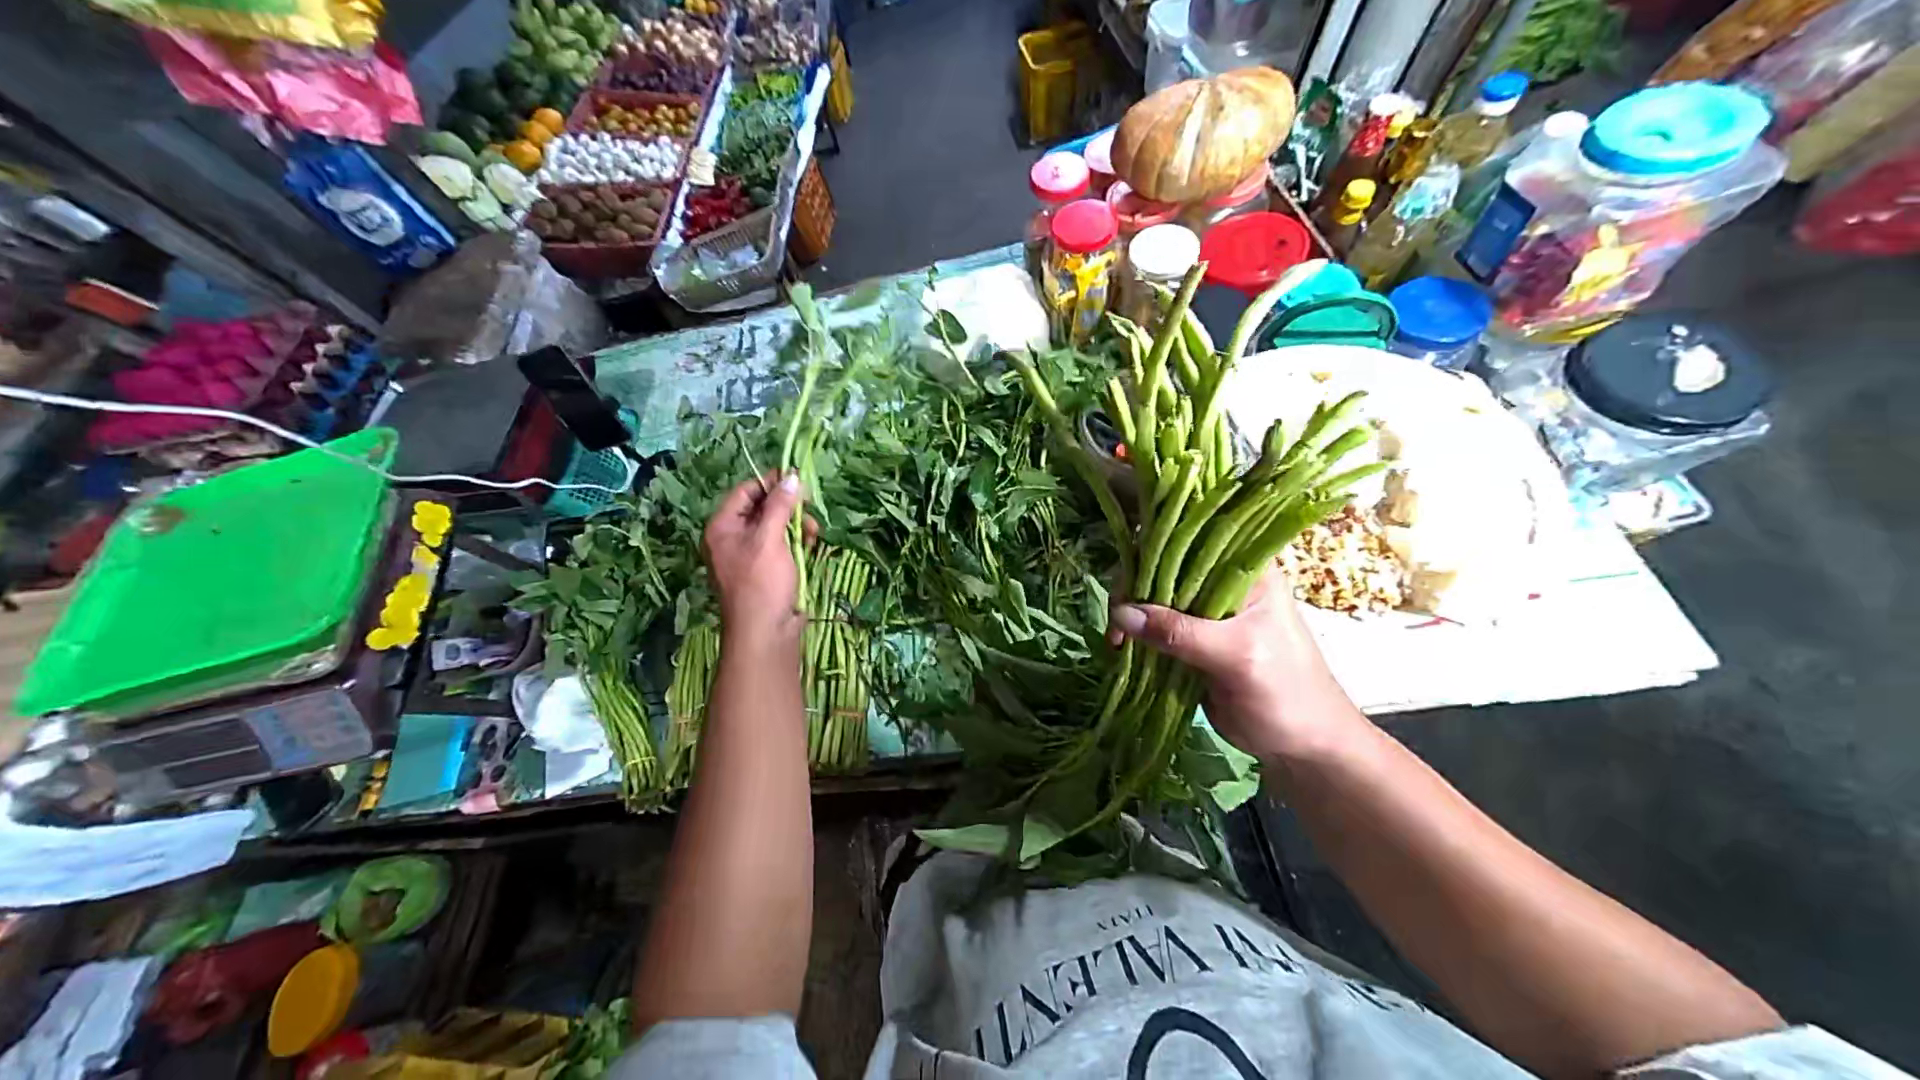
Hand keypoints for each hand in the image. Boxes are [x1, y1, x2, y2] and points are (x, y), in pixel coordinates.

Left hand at [704, 469, 806, 645]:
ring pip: (777, 527)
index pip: (746, 491)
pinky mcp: (767, 570)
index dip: (771, 483)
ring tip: (812, 534)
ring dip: (796, 525)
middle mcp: (733, 538)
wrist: (766, 634)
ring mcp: (750, 556)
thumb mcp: (770, 539)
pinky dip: (796, 543)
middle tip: (809, 510)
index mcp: (722, 527)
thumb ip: (780, 505)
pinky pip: (782, 546)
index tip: (798, 479)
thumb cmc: (761, 584)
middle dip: (788, 507)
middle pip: (763, 508)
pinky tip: (809, 547)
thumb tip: (791, 476)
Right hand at [1109, 567, 1368, 762]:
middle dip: (1134, 584)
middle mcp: (1223, 582)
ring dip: (1130, 612)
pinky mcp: (1191, 640)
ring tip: (1114, 638)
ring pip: (1155, 597)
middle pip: (1165, 565)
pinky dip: (1134, 633)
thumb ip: (1180, 632)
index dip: (1155, 542)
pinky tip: (1118, 646)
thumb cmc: (1286, 693)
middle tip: (1115, 616)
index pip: (1194, 536)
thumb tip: (1120, 613)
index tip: (1126, 569)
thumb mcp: (1237, 656)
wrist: (1302, 748)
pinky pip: (1155, 627)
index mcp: (1246, 569)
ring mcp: (1206, 611)